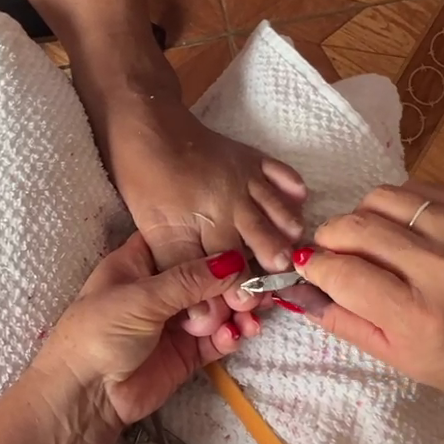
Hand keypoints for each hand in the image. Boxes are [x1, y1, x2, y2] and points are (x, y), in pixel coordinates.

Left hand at [32, 233, 257, 429]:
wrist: (85, 396)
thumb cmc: (100, 332)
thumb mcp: (142, 297)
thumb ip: (189, 279)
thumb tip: (234, 260)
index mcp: (138, 263)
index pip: (181, 241)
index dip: (211, 242)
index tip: (244, 246)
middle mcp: (159, 288)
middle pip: (205, 276)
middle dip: (232, 282)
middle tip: (257, 290)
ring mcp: (174, 321)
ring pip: (217, 308)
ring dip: (236, 311)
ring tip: (251, 318)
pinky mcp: (186, 353)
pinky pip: (216, 339)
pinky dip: (230, 336)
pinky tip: (236, 336)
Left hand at [96, 92, 306, 335]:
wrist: (146, 129)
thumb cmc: (145, 184)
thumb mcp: (154, 231)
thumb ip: (180, 271)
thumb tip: (206, 314)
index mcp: (210, 224)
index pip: (235, 269)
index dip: (243, 292)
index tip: (247, 310)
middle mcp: (236, 203)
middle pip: (268, 243)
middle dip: (274, 267)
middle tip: (277, 279)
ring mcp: (248, 178)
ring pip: (284, 213)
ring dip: (290, 233)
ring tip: (290, 248)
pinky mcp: (252, 157)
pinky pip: (284, 174)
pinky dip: (294, 190)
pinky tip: (298, 202)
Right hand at [276, 182, 443, 410]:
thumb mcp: (390, 355)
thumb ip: (337, 317)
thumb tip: (291, 285)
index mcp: (421, 316)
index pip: (342, 272)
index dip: (313, 266)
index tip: (304, 266)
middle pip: (357, 226)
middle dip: (329, 237)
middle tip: (330, 252)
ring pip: (380, 198)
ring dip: (361, 216)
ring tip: (369, 241)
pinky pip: (413, 189)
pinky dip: (394, 206)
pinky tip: (400, 231)